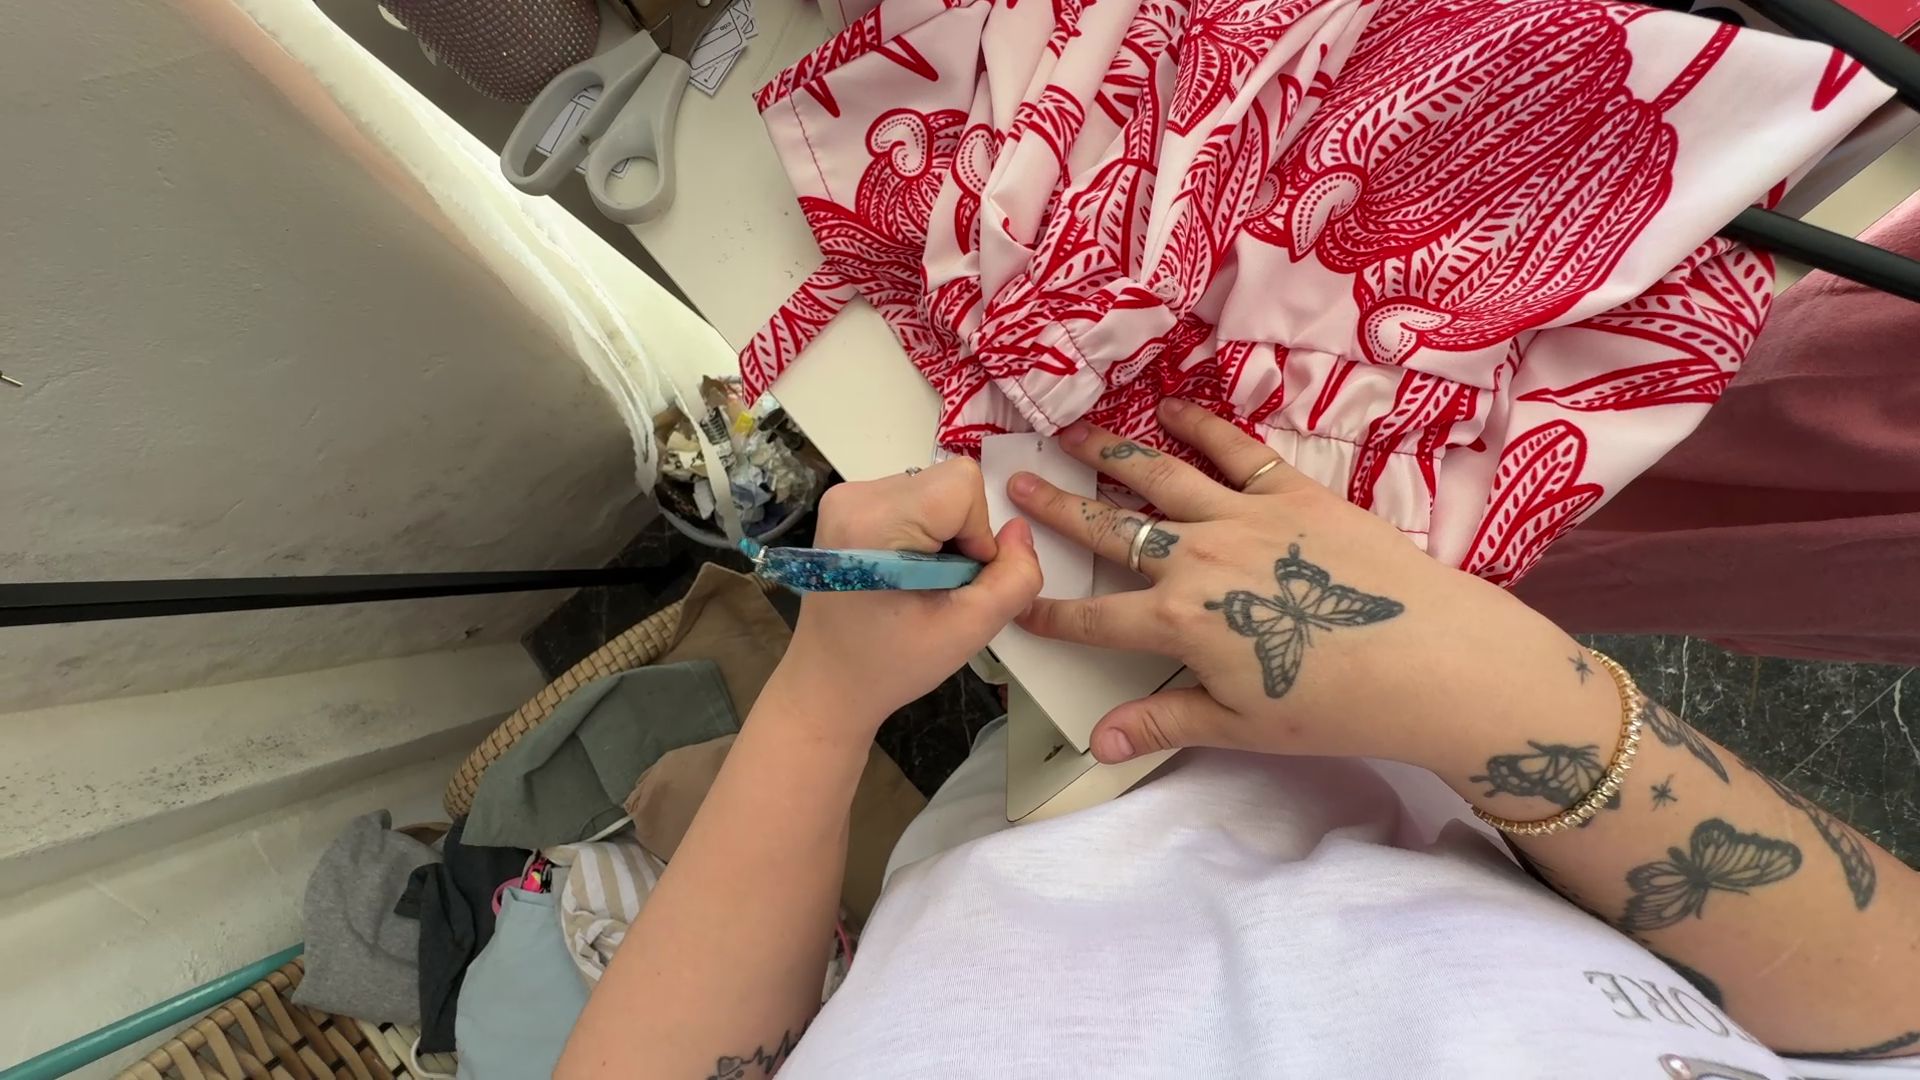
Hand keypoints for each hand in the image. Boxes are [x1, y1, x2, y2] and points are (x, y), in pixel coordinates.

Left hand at [776, 459, 1041, 737]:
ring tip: (919, 582)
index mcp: (875, 520)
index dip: (977, 532)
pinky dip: (924, 530)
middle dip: (961, 532)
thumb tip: (1019, 530)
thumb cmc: (891, 663)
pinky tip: (905, 571)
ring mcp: (846, 497)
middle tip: (939, 585)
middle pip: (948, 483)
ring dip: (944, 533)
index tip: (957, 578)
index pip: (962, 484)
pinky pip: (913, 497)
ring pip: (933, 489)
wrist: (828, 681)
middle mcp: (855, 495)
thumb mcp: (968, 632)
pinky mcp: (846, 505)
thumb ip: (1014, 579)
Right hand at [1008, 399, 1592, 769]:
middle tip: (1017, 481)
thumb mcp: (1239, 726)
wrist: (1440, 664)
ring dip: (1109, 454)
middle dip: (1056, 508)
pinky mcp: (1291, 493)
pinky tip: (1171, 408)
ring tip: (1073, 433)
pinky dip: (1201, 426)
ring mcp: (1241, 518)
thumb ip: (1160, 724)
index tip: (1014, 598)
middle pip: (1108, 529)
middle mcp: (1195, 560)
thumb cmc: (1336, 706)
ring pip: (1158, 477)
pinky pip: (1235, 451)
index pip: (1091, 620)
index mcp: (1178, 622)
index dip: (1047, 613)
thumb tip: (1098, 745)